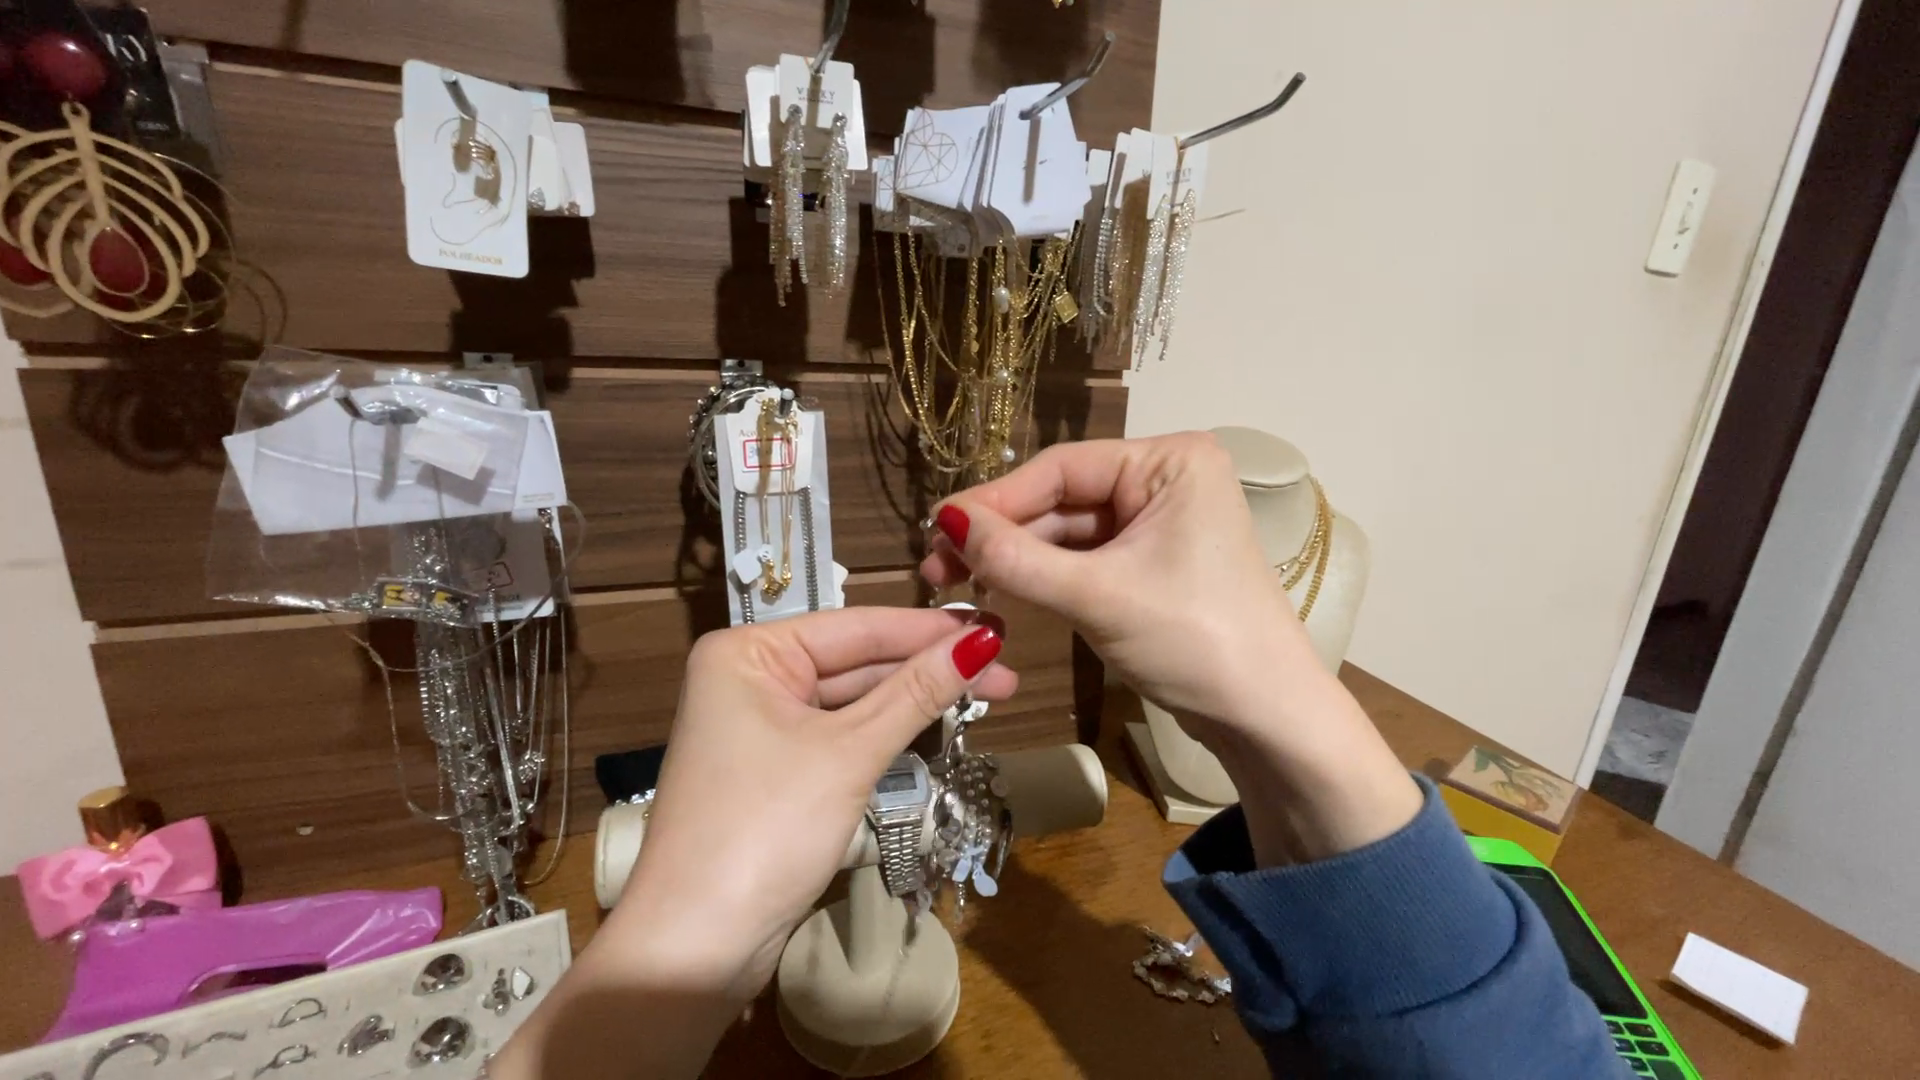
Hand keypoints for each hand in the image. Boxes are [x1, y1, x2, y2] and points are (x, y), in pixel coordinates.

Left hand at [491, 606, 1014, 1079]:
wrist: (695, 949)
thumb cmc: (766, 829)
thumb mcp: (848, 754)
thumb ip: (916, 693)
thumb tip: (982, 640)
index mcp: (748, 652)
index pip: (856, 627)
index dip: (929, 629)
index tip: (995, 625)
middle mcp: (750, 676)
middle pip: (856, 662)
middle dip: (930, 668)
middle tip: (1005, 669)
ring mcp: (762, 724)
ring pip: (852, 699)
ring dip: (914, 700)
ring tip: (988, 693)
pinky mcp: (777, 767)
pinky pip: (841, 733)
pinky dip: (886, 730)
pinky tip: (935, 721)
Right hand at [922, 433, 1419, 863]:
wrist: (1264, 718)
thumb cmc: (1194, 641)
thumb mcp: (1098, 596)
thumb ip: (1016, 558)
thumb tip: (943, 520)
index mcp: (1170, 462)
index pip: (1062, 469)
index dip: (994, 500)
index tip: (935, 527)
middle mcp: (1163, 480)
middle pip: (1060, 499)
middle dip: (999, 534)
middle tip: (936, 562)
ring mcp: (1155, 523)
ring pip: (1065, 532)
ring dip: (1013, 557)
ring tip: (953, 579)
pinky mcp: (1146, 563)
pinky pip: (1081, 559)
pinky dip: (1040, 576)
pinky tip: (996, 588)